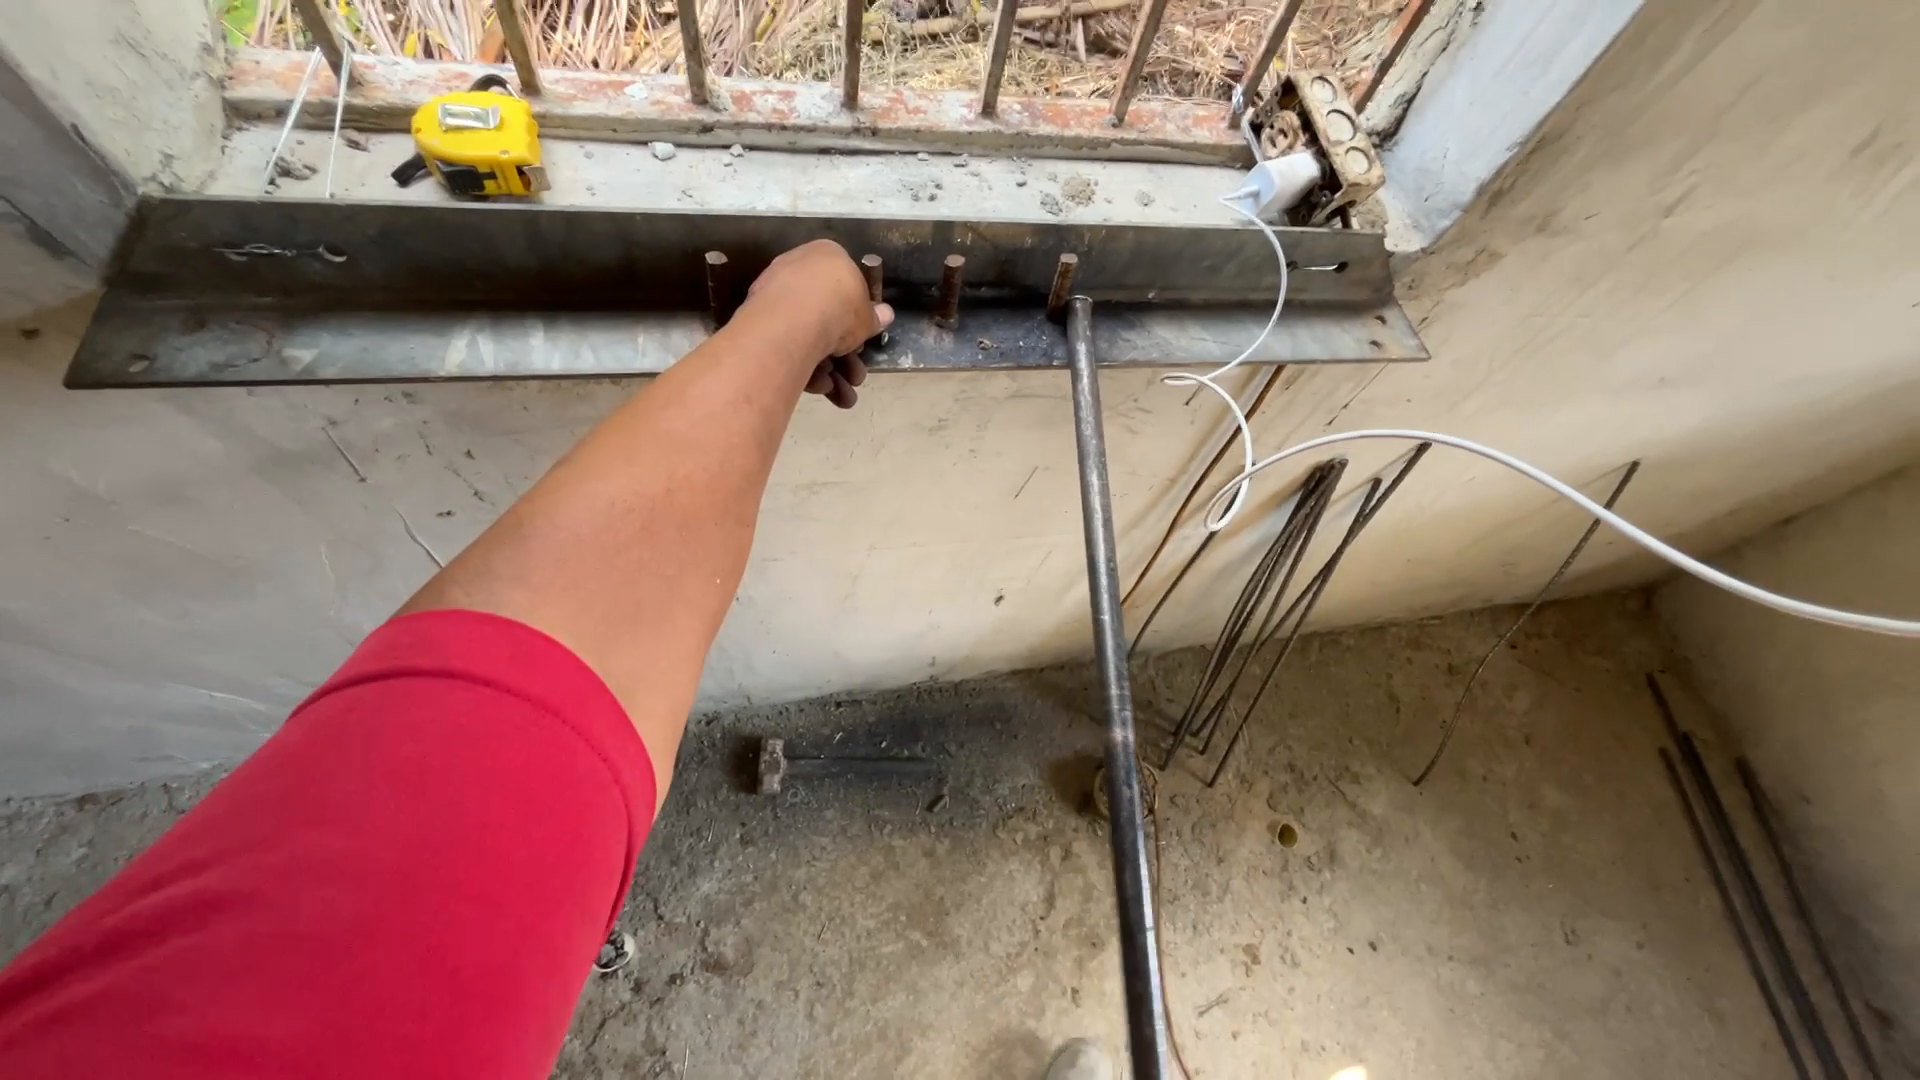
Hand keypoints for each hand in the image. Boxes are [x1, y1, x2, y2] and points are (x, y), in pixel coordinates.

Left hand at [741, 240, 894, 408]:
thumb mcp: (868, 315)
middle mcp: (796, 270)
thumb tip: (886, 314)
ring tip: (845, 395)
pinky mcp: (760, 322)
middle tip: (857, 376)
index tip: (863, 341)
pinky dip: (807, 369)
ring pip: (809, 337)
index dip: (857, 318)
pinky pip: (789, 345)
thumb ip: (875, 317)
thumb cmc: (839, 307)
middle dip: (845, 355)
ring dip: (832, 371)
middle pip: (826, 317)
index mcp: (825, 256)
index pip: (845, 286)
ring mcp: (774, 295)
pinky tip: (823, 389)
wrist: (794, 320)